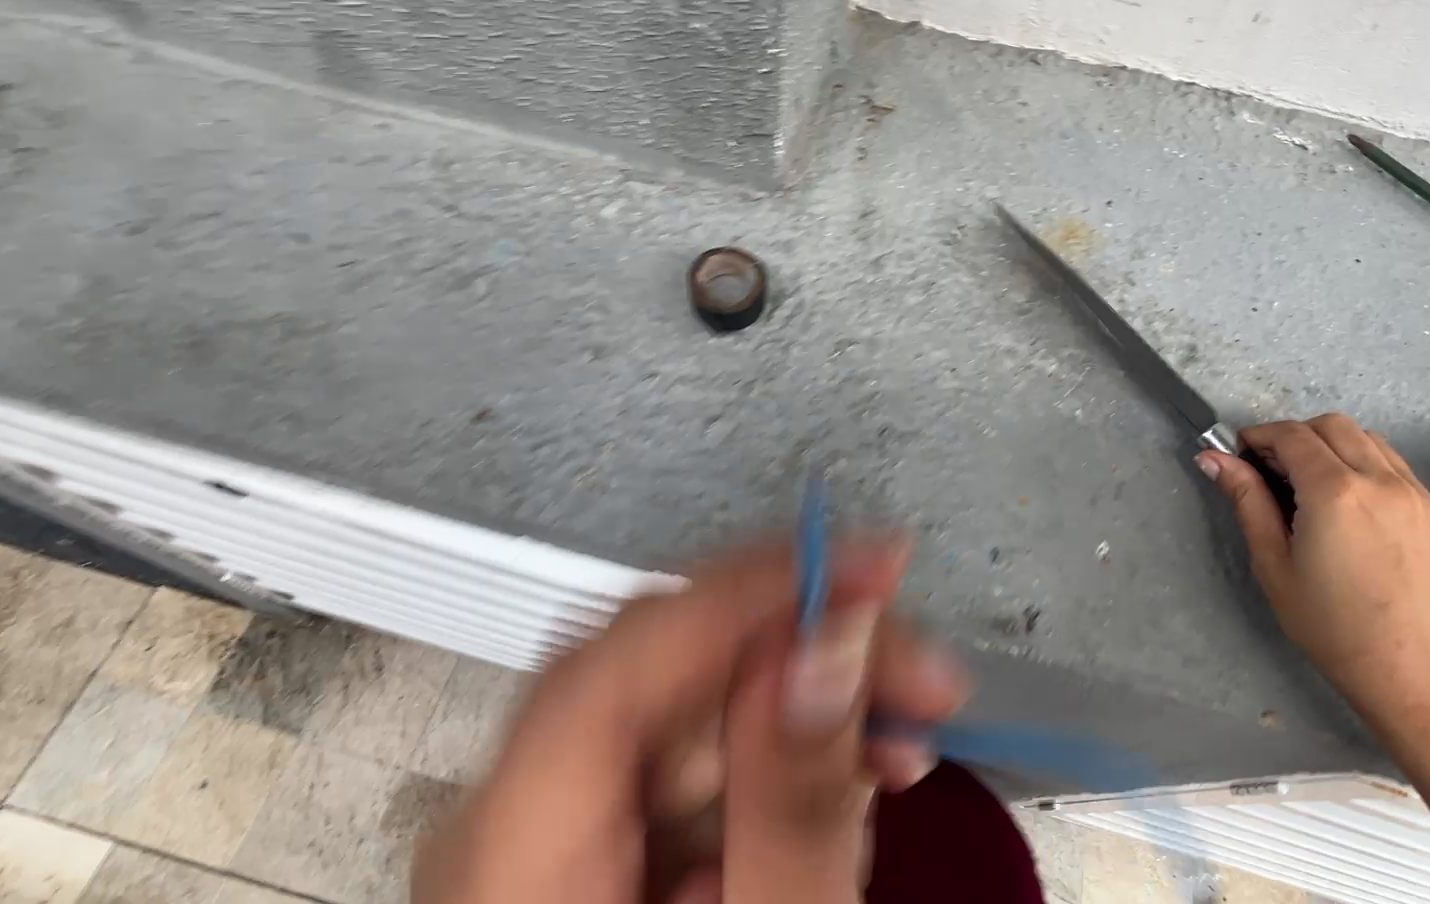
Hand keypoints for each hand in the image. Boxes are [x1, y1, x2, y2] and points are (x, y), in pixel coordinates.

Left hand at [412, 536, 969, 903]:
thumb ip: (792, 806)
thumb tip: (834, 642)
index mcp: (512, 862)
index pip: (612, 669)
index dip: (743, 593)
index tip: (867, 566)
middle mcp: (513, 824)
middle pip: (656, 671)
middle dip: (801, 649)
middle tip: (917, 663)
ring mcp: (554, 828)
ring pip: (685, 706)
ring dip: (804, 699)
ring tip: (906, 730)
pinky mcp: (603, 842)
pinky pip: (694, 759)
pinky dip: (781, 752)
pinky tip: (854, 771)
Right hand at [1196, 414, 1429, 751]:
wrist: (1420, 677)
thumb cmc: (1333, 627)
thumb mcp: (1274, 564)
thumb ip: (1247, 502)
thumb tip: (1213, 460)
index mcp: (1336, 492)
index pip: (1291, 435)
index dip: (1256, 437)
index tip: (1235, 457)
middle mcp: (1381, 480)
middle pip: (1330, 425)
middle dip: (1292, 435)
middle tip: (1267, 471)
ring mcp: (1415, 493)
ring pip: (1365, 438)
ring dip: (1328, 444)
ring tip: (1304, 485)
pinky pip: (1391, 463)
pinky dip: (1360, 461)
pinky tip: (1342, 501)